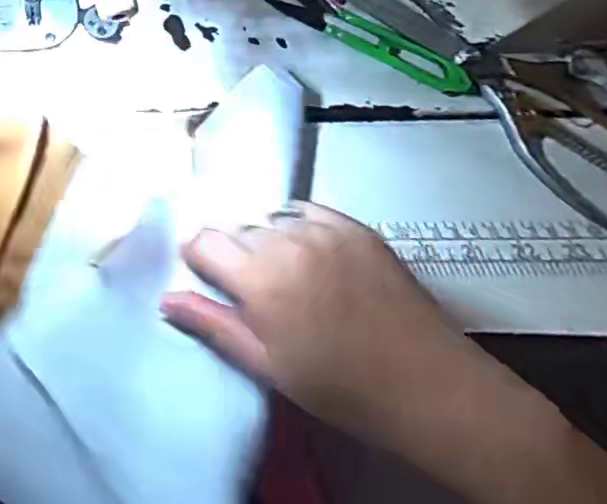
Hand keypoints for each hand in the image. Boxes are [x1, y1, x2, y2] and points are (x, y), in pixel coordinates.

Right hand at [159, 202, 482, 446]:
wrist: (442, 395)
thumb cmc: (345, 390)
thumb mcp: (270, 367)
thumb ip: (213, 324)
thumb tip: (165, 298)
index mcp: (260, 279)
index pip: (200, 241)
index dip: (202, 261)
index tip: (218, 284)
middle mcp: (286, 244)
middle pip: (233, 228)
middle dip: (235, 252)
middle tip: (259, 288)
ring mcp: (323, 232)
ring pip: (267, 219)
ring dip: (267, 240)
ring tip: (292, 275)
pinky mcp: (355, 228)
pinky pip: (304, 210)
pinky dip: (298, 227)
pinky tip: (313, 256)